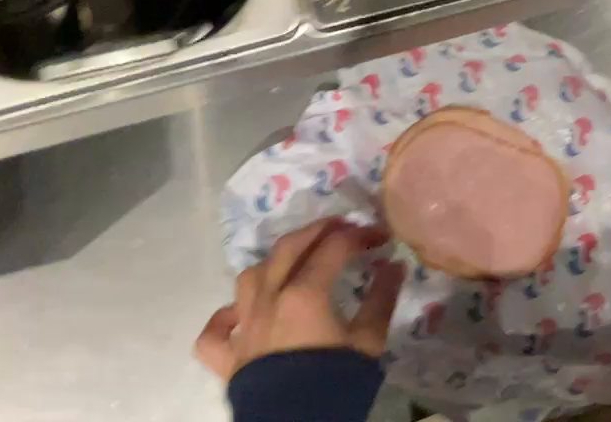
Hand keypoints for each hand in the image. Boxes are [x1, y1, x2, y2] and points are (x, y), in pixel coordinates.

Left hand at [194, 217, 405, 379]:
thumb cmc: (334, 383)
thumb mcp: (369, 340)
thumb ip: (382, 298)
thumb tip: (394, 265)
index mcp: (305, 293)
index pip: (334, 246)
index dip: (360, 235)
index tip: (380, 237)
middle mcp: (269, 300)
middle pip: (288, 248)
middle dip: (317, 230)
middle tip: (342, 227)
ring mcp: (244, 328)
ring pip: (250, 278)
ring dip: (274, 263)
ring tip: (295, 262)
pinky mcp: (227, 359)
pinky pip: (216, 331)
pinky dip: (226, 316)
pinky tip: (242, 312)